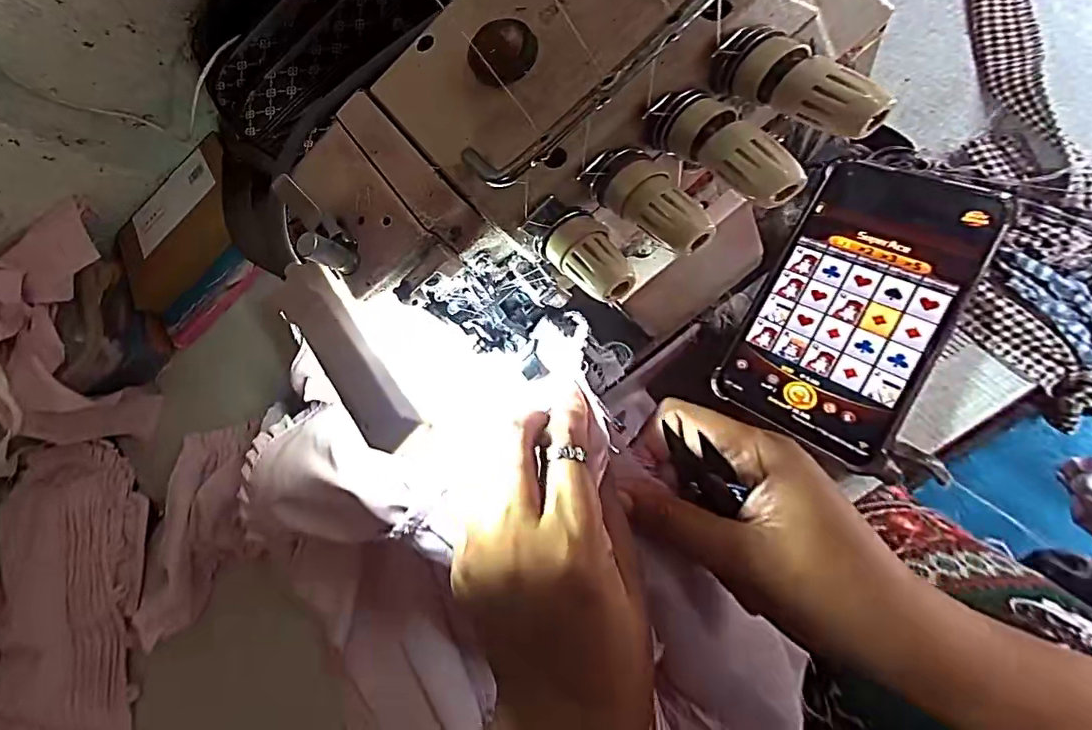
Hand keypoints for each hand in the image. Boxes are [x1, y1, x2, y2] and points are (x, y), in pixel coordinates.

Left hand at [451, 392, 653, 729]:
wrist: (560, 714)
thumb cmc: (612, 653)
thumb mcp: (629, 578)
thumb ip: (609, 507)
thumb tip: (593, 456)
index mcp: (570, 541)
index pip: (566, 453)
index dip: (570, 416)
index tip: (571, 393)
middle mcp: (517, 537)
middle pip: (512, 447)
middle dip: (530, 421)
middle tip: (546, 417)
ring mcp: (481, 550)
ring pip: (489, 472)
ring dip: (510, 456)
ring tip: (530, 456)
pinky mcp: (461, 566)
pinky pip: (477, 508)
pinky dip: (497, 494)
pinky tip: (515, 501)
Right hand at [619, 398, 929, 665]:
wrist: (902, 636)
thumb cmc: (832, 590)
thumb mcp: (739, 556)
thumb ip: (674, 519)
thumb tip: (621, 492)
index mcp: (758, 446)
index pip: (676, 415)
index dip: (650, 446)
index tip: (643, 489)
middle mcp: (765, 451)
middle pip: (687, 445)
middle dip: (672, 485)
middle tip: (676, 528)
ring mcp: (774, 477)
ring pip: (704, 476)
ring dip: (695, 510)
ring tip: (712, 551)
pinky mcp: (779, 503)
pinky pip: (727, 498)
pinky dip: (717, 524)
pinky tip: (731, 559)